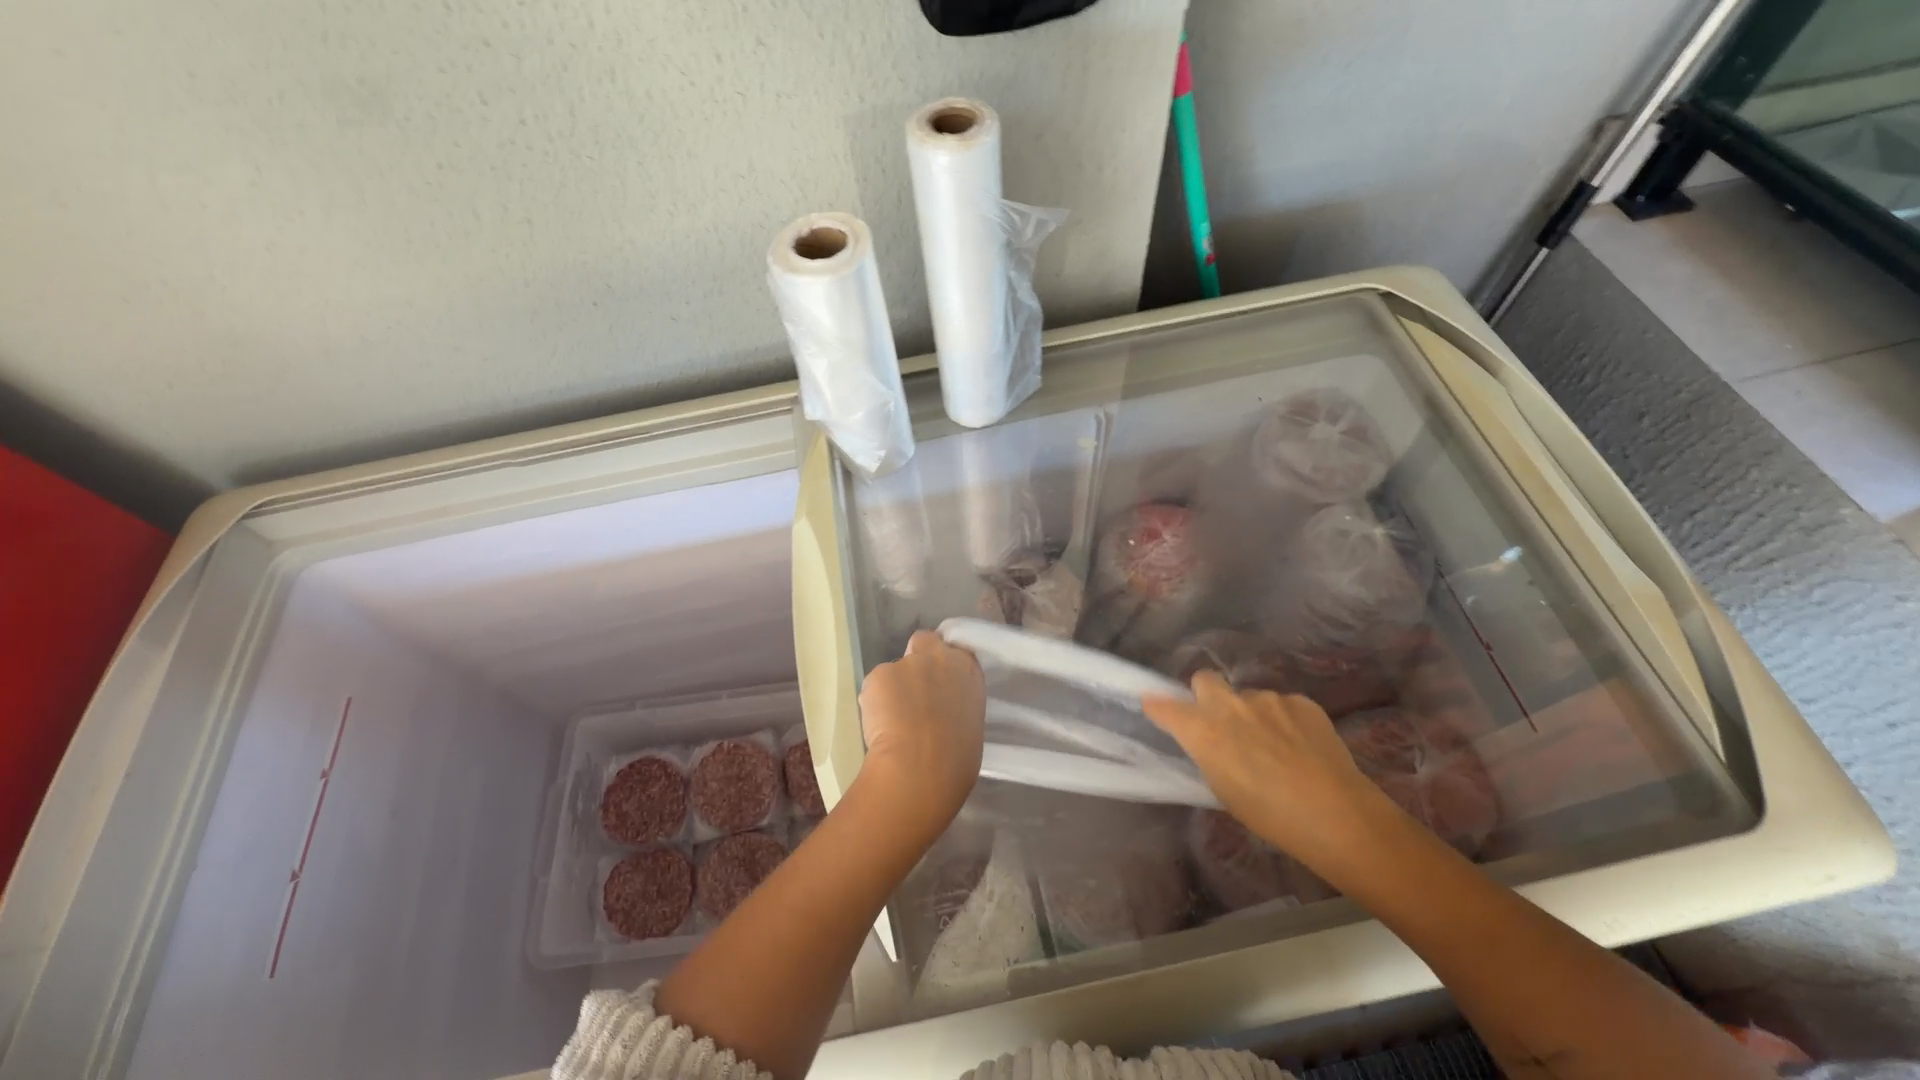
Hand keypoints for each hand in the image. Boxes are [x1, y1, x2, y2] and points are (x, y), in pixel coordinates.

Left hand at [854, 630, 984, 840]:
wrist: (922, 767)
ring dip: (893, 688)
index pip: (955, 649)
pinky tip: (879, 727)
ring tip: (892, 723)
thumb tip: (940, 710)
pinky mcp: (878, 674)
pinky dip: (874, 703)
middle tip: (912, 690)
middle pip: (924, 642)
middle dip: (916, 658)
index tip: (939, 682)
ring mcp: (907, 663)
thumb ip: (955, 704)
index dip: (944, 663)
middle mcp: (939, 658)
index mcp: (968, 670)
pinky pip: (874, 686)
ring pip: (895, 670)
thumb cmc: (956, 758)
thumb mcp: (969, 724)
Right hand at [1144, 672, 1396, 861]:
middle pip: (1205, 679)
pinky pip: (1282, 705)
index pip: (1164, 706)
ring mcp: (1268, 699)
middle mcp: (1230, 705)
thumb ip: (1209, 755)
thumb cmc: (1269, 815)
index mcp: (1203, 731)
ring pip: (1249, 697)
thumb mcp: (1223, 790)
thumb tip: (1208, 743)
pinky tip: (1301, 747)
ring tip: (1275, 748)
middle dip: (1206, 694)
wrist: (1335, 813)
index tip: (1157, 709)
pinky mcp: (1301, 701)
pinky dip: (1284, 721)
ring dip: (1252, 714)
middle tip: (1222, 724)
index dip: (1158, 706)